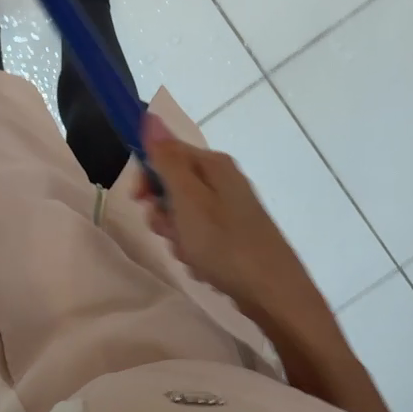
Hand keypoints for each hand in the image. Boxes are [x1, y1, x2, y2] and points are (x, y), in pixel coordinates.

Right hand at [133, 115, 315, 312]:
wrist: (274, 294)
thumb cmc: (225, 244)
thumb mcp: (187, 199)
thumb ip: (167, 160)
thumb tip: (151, 116)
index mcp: (213, 165)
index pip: (165, 152)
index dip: (146, 175)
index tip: (138, 200)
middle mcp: (223, 180)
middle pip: (173, 185)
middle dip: (164, 212)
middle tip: (170, 231)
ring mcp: (230, 209)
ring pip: (182, 215)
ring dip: (178, 236)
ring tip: (191, 255)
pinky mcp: (234, 236)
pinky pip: (199, 236)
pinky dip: (195, 251)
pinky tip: (205, 267)